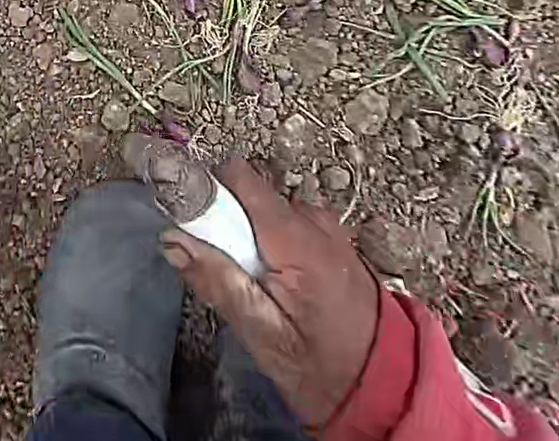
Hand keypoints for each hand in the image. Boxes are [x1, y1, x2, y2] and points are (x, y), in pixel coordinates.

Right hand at [160, 158, 379, 427]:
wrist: (384, 381)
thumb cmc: (323, 366)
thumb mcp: (264, 335)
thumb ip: (219, 282)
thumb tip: (173, 241)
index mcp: (296, 236)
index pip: (240, 176)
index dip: (207, 187)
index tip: (185, 214)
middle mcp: (312, 216)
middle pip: (250, 192)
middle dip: (228, 221)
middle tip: (226, 268)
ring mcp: (324, 221)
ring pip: (266, 206)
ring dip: (249, 233)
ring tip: (255, 283)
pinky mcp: (330, 231)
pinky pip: (286, 219)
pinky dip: (271, 239)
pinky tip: (278, 280)